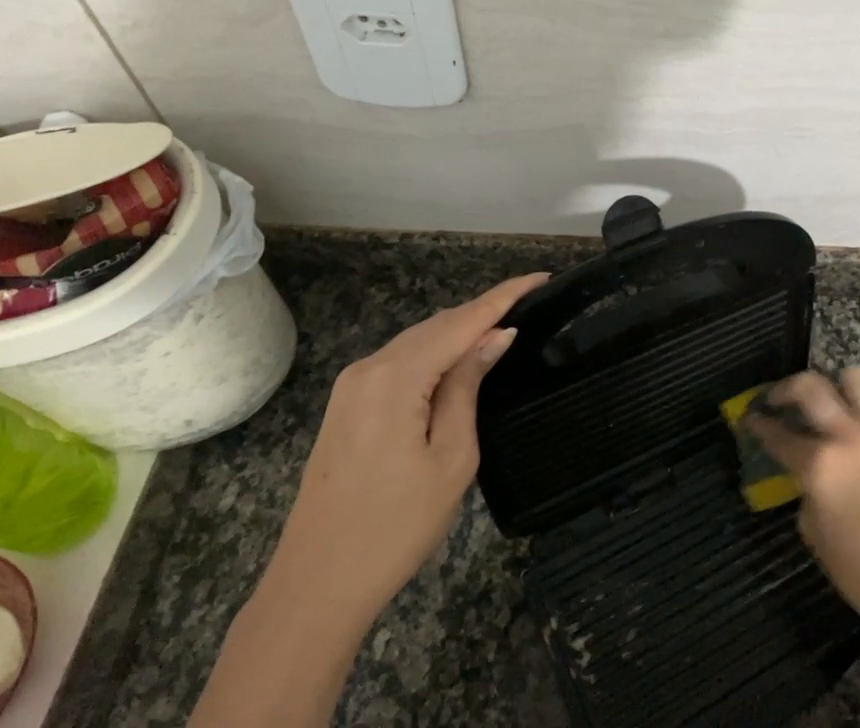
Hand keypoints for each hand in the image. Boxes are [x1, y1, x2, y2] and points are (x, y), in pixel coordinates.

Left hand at [265, 273, 547, 618]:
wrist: (318, 581)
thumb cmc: (396, 526)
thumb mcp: (451, 458)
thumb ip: (468, 388)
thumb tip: (493, 339)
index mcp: (395, 377)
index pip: (461, 322)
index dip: (503, 297)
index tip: (541, 277)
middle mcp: (368, 369)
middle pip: (435, 326)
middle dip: (482, 313)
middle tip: (530, 306)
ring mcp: (351, 387)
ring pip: (416, 344)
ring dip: (458, 334)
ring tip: (503, 331)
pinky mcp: (346, 407)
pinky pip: (399, 365)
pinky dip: (434, 357)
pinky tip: (459, 364)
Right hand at [746, 367, 859, 630]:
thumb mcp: (814, 533)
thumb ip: (806, 490)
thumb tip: (807, 471)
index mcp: (820, 467)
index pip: (779, 434)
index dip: (759, 424)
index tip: (752, 418)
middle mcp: (853, 438)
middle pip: (810, 385)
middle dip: (787, 388)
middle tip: (783, 400)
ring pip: (858, 378)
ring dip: (841, 387)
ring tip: (840, 403)